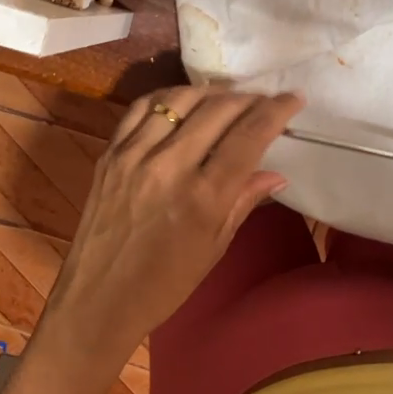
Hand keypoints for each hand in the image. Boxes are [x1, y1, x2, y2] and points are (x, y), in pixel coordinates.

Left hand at [38, 86, 304, 367]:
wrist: (98, 300)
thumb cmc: (164, 286)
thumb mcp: (214, 248)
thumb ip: (243, 201)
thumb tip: (275, 173)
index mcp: (203, 197)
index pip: (249, 136)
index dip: (276, 110)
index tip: (293, 98)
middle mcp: (169, 166)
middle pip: (218, 109)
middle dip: (249, 98)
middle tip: (264, 100)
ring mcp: (134, 155)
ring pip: (180, 99)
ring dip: (211, 92)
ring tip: (228, 98)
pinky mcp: (110, 153)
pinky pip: (141, 108)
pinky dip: (168, 98)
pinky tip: (183, 102)